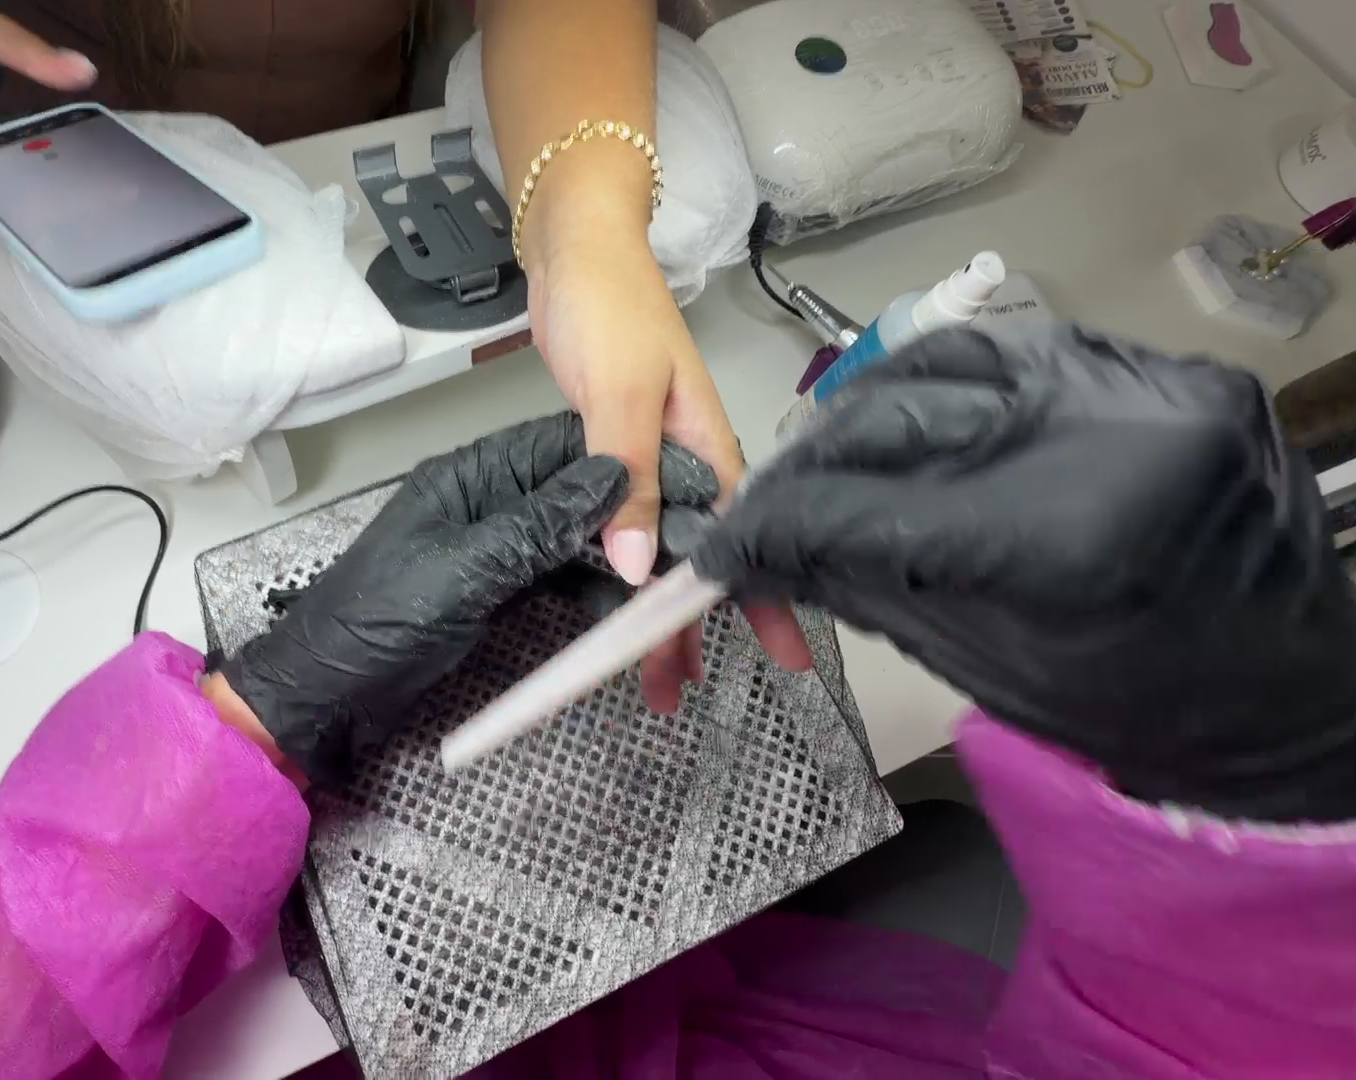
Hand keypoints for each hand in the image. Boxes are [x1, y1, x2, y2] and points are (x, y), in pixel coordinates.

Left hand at [221, 412, 718, 786]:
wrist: (328, 687)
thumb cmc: (380, 619)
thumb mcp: (463, 568)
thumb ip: (540, 523)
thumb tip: (618, 477)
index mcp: (482, 472)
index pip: (578, 451)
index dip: (643, 475)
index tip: (705, 511)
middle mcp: (500, 497)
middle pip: (591, 506)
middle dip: (647, 547)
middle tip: (702, 592)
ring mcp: (504, 544)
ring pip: (585, 551)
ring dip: (630, 590)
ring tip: (677, 638)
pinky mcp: (505, 585)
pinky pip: (565, 584)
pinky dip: (599, 608)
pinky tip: (630, 637)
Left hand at [524, 215, 811, 712]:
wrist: (572, 257)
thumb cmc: (609, 310)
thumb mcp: (621, 392)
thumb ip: (629, 475)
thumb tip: (637, 567)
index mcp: (707, 448)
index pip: (740, 537)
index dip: (757, 597)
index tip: (782, 657)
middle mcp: (686, 462)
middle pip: (699, 555)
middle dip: (693, 622)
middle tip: (678, 687)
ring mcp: (650, 459)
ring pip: (661, 546)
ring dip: (654, 603)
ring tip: (646, 665)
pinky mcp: (615, 454)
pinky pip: (628, 523)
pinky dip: (625, 564)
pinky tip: (614, 597)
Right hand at [691, 321, 1355, 822]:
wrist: (1280, 698)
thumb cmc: (1116, 706)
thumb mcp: (958, 652)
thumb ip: (841, 580)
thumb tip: (748, 551)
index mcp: (1057, 540)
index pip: (854, 510)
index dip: (766, 526)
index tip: (719, 546)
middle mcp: (1103, 435)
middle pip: (888, 421)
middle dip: (802, 468)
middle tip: (762, 505)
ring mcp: (1145, 386)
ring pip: (941, 360)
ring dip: (861, 412)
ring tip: (828, 460)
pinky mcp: (1161, 370)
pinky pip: (1008, 353)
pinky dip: (935, 387)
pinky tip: (907, 423)